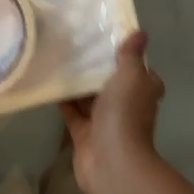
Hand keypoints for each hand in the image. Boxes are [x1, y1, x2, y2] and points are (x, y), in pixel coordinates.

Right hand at [59, 31, 164, 193]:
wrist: (111, 161)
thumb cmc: (125, 113)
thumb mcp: (131, 75)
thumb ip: (131, 54)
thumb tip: (141, 32)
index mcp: (142, 90)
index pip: (139, 69)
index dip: (127, 55)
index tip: (108, 37)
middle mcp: (126, 105)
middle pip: (112, 82)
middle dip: (97, 66)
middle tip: (77, 41)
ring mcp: (105, 121)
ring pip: (90, 97)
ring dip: (79, 82)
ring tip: (60, 55)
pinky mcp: (85, 134)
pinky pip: (73, 112)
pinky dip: (64, 100)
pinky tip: (50, 81)